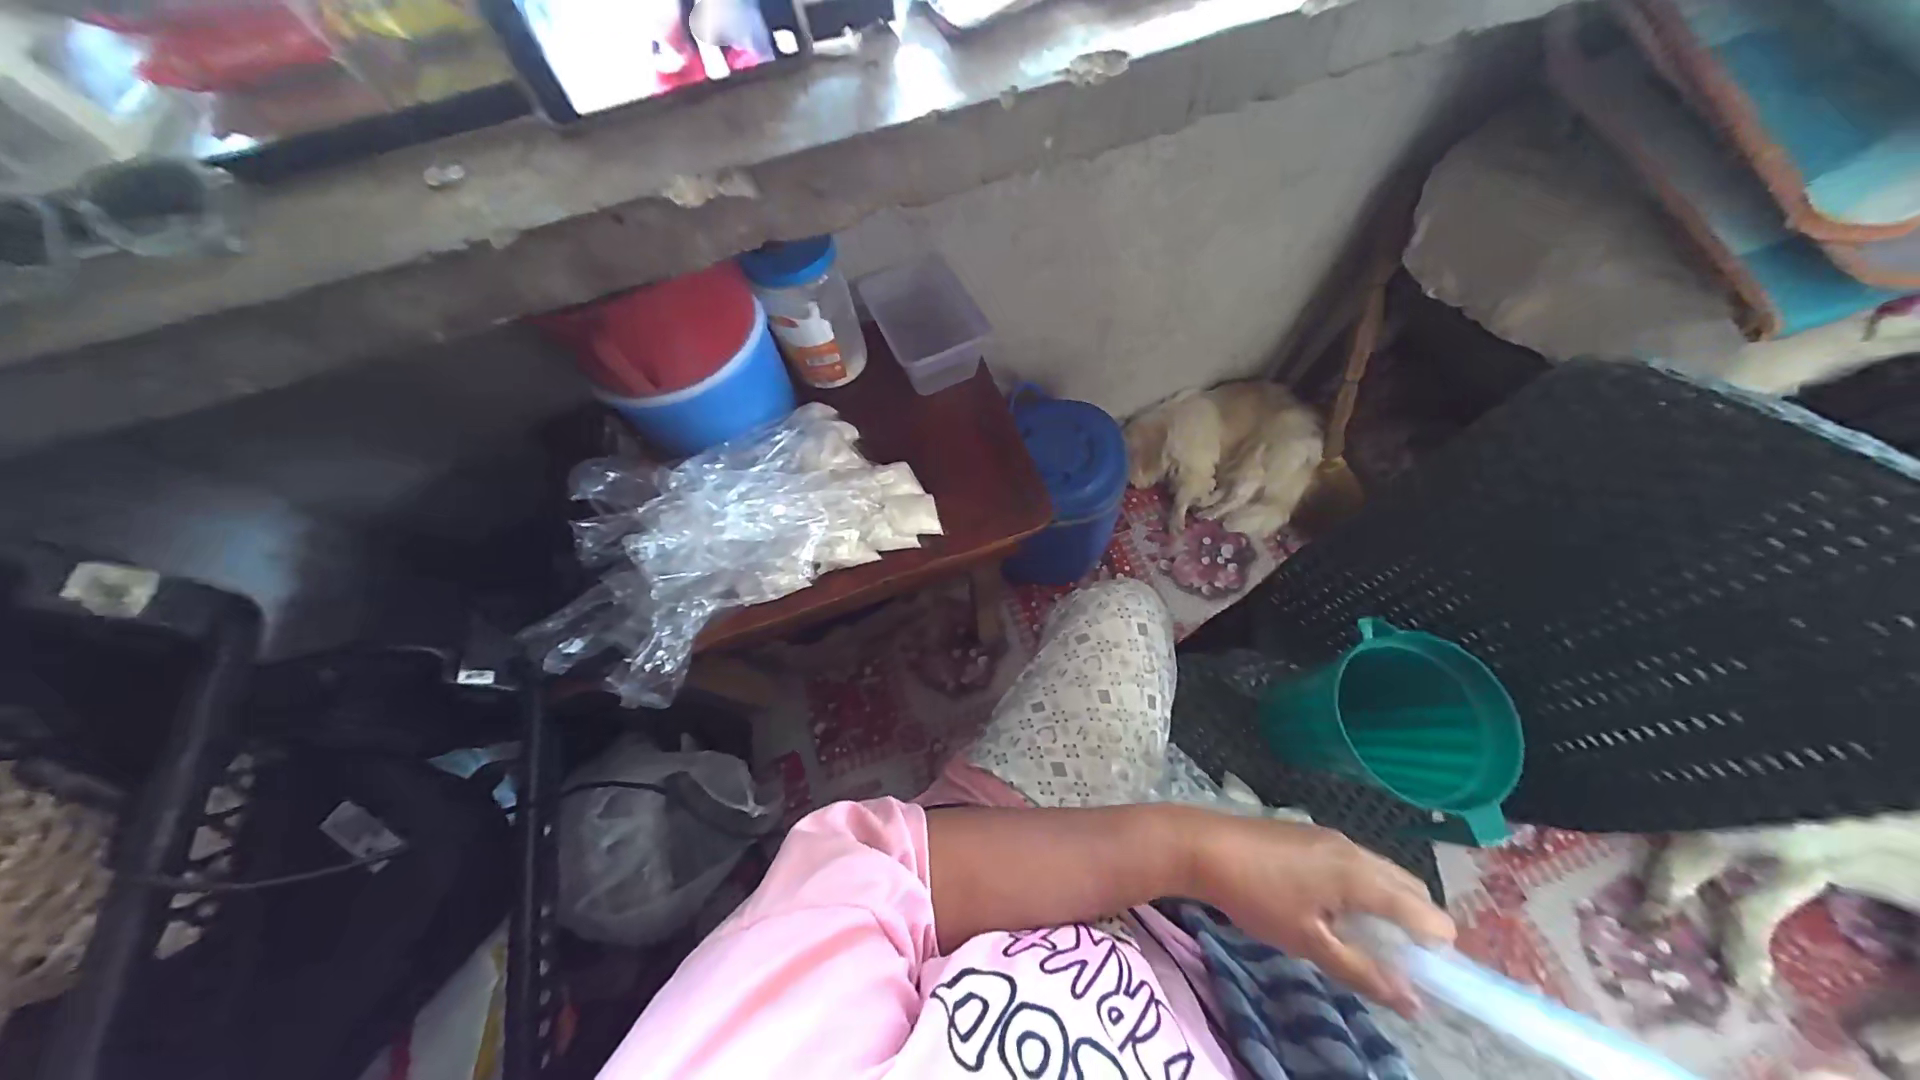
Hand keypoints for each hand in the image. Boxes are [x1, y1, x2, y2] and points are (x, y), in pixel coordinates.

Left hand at [1186, 815, 1454, 1014]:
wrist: (1201, 845)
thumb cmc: (1255, 895)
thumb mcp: (1308, 942)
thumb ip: (1363, 972)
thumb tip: (1415, 1003)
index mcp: (1362, 875)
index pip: (1429, 914)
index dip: (1435, 950)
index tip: (1417, 975)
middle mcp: (1354, 849)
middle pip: (1410, 890)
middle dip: (1414, 927)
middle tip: (1388, 959)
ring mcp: (1329, 836)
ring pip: (1381, 874)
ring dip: (1385, 906)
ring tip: (1357, 937)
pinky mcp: (1307, 833)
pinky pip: (1354, 863)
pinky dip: (1360, 887)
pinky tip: (1330, 908)